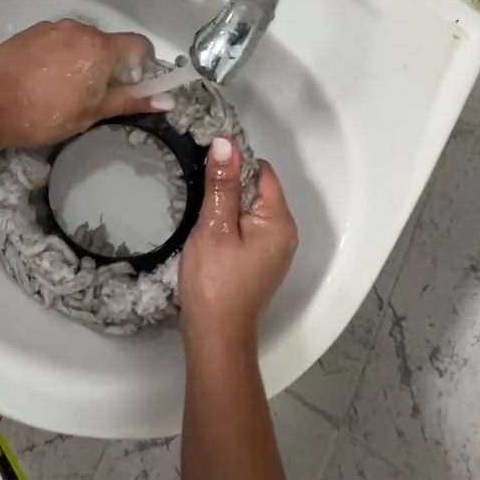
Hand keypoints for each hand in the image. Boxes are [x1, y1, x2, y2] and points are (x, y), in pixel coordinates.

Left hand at [0, 19, 163, 147]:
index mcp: (101, 48)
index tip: (129, 85)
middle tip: (91, 96)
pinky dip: (57, 56)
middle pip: (108, 44)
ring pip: (80, 42)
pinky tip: (41, 80)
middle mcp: (79, 29)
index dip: (141, 64)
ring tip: (61, 91)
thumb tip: (168, 99)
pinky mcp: (29, 32)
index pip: (138, 44)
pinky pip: (55, 41)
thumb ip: (131, 101)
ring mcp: (51, 28)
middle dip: (108, 66)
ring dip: (81, 61)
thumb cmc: (43, 115)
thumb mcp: (91, 113)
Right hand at [179, 138, 297, 349]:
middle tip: (196, 184)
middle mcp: (283, 233)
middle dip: (228, 183)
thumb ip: (222, 184)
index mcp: (279, 221)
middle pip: (256, 189)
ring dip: (224, 203)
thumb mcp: (215, 227)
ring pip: (247, 209)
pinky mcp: (257, 261)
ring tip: (196, 205)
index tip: (205, 162)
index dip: (234, 162)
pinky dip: (226, 222)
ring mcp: (271, 250)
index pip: (262, 171)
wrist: (215, 336)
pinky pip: (244, 227)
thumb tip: (226, 143)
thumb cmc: (214, 281)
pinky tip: (205, 229)